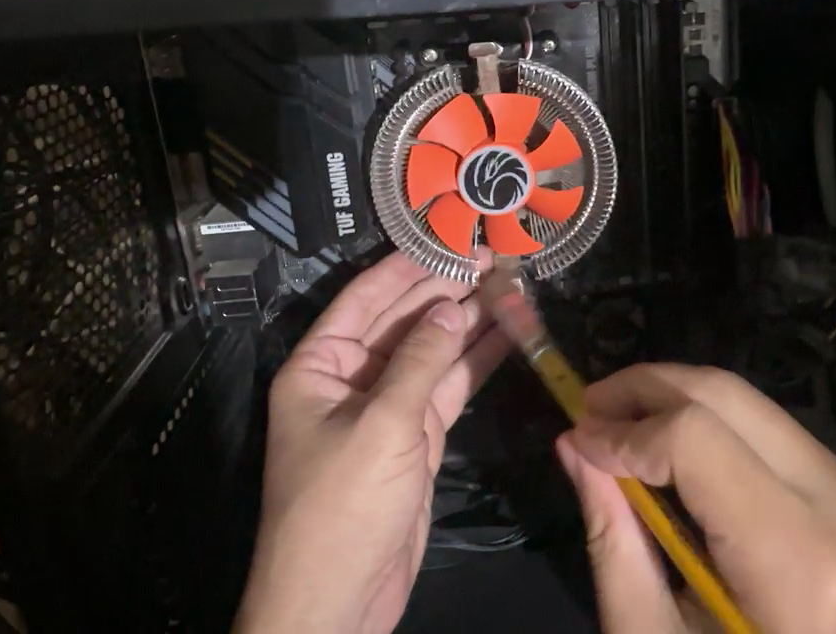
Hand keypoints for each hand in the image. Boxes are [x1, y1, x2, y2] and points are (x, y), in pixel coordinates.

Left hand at [236, 252, 511, 633]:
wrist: (337, 604)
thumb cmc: (341, 507)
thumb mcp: (380, 427)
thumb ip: (421, 361)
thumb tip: (453, 305)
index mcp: (320, 365)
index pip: (367, 297)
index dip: (410, 265)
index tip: (454, 238)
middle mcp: (352, 376)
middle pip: (406, 318)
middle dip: (450, 289)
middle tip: (498, 259)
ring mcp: (387, 405)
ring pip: (435, 349)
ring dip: (471, 320)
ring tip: (514, 286)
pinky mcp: (417, 434)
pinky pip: (450, 384)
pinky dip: (479, 359)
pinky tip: (511, 332)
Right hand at [557, 364, 835, 633]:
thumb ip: (615, 542)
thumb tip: (574, 446)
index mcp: (802, 563)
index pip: (699, 440)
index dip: (628, 430)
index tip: (579, 439)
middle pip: (729, 398)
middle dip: (649, 388)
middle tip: (590, 406)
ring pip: (752, 405)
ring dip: (680, 402)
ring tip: (622, 424)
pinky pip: (775, 434)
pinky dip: (717, 429)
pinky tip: (675, 452)